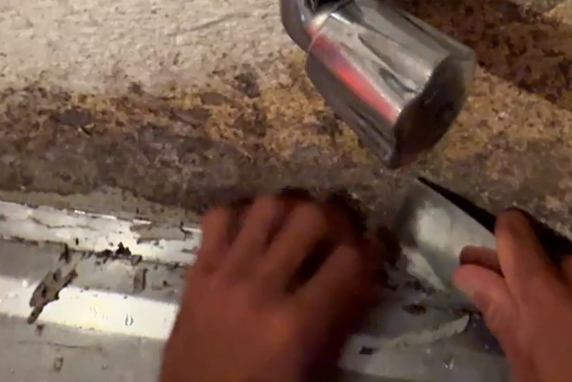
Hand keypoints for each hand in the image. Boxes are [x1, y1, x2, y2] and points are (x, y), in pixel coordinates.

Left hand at [161, 193, 382, 381]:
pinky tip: (251, 232)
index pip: (348, 261)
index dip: (370, 251)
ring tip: (294, 226)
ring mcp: (226, 275)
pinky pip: (219, 217)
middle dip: (333, 218)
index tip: (373, 249)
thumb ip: (340, 324)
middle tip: (336, 231)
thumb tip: (368, 281)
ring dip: (288, 210)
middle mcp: (261, 289)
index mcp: (294, 326)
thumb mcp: (312, 373)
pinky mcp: (198, 272)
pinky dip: (239, 216)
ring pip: (267, 206)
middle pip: (309, 217)